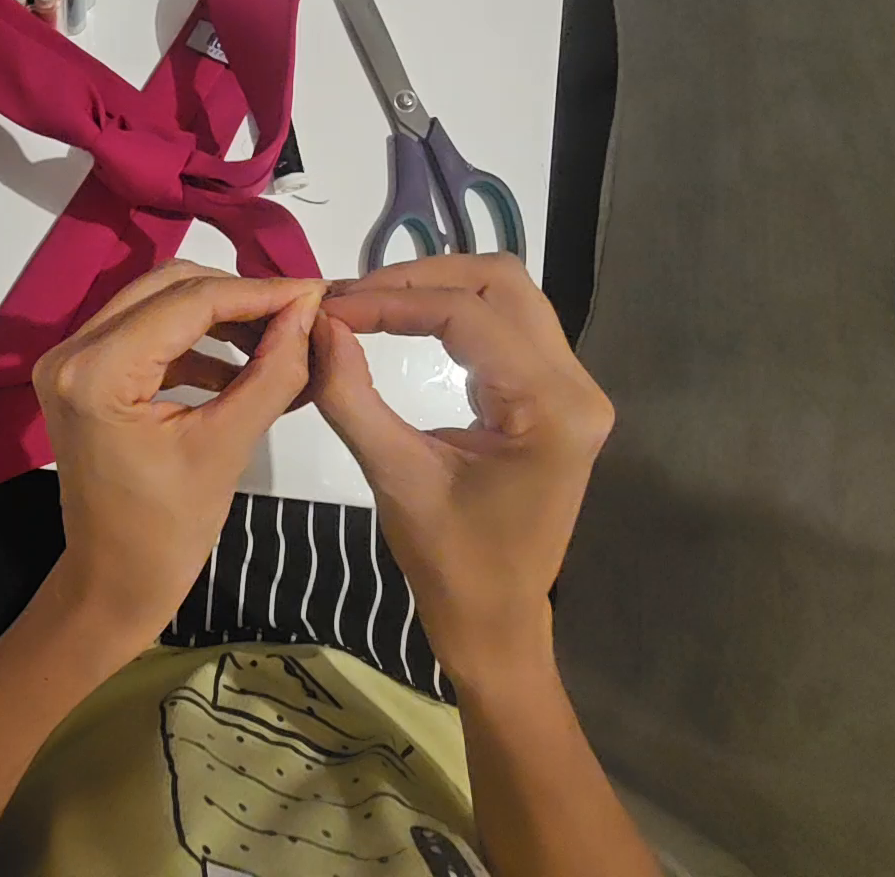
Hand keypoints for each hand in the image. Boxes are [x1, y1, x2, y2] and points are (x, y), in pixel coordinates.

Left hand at [35, 261, 324, 644]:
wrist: (114, 581)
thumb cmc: (168, 532)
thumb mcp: (227, 448)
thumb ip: (272, 372)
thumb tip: (308, 311)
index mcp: (97, 372)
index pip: (188, 303)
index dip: (258, 292)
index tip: (314, 292)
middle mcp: (71, 351)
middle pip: (168, 289)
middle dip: (237, 297)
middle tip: (297, 315)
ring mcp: (71, 360)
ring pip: (157, 305)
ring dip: (218, 317)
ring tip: (276, 341)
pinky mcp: (83, 373)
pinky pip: (146, 335)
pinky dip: (194, 343)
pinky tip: (239, 366)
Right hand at [311, 255, 612, 677]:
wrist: (494, 617)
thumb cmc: (447, 560)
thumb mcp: (392, 475)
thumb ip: (349, 394)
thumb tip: (318, 324)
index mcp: (550, 408)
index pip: (466, 316)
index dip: (391, 300)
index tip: (328, 308)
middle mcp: (576, 385)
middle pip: (501, 283)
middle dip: (418, 277)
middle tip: (351, 298)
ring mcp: (572, 387)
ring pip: (506, 295)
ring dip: (435, 288)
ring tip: (370, 303)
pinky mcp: (553, 395)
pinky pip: (505, 326)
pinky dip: (451, 312)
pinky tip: (405, 322)